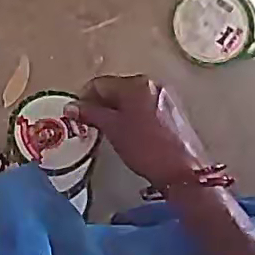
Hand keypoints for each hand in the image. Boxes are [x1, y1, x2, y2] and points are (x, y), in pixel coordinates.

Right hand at [71, 75, 212, 187]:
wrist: (183, 171)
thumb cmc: (145, 147)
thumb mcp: (113, 129)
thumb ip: (91, 113)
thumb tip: (71, 106)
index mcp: (136, 83)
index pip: (100, 83)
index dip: (83, 98)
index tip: (75, 116)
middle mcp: (152, 84)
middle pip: (116, 89)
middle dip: (100, 105)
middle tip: (90, 125)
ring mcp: (165, 97)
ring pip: (130, 99)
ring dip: (115, 111)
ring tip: (109, 131)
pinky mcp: (173, 111)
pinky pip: (143, 107)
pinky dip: (132, 116)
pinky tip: (130, 134)